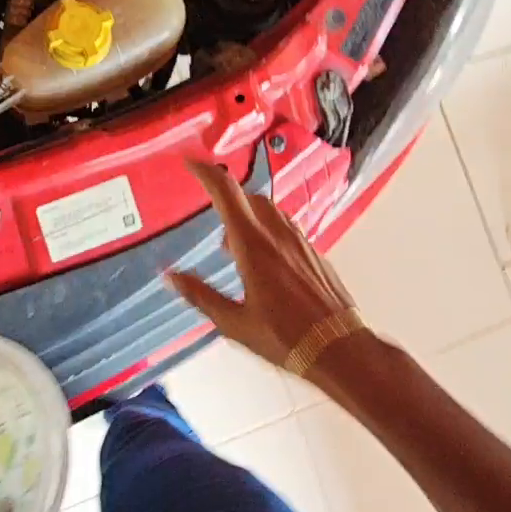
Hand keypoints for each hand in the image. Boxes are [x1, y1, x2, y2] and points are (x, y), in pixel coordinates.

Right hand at [167, 159, 362, 370]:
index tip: (190, 162)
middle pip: (249, 197)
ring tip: (237, 247)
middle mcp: (278, 235)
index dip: (206, 173)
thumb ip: (201, 295)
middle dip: (228, 199)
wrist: (340, 349)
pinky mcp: (316, 254)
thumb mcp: (234, 323)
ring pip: (271, 211)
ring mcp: (301, 242)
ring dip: (250, 216)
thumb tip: (170, 277)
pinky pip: (288, 229)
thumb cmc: (283, 338)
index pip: (226, 193)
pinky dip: (269, 232)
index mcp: (253, 245)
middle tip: (214, 221)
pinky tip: (267, 263)